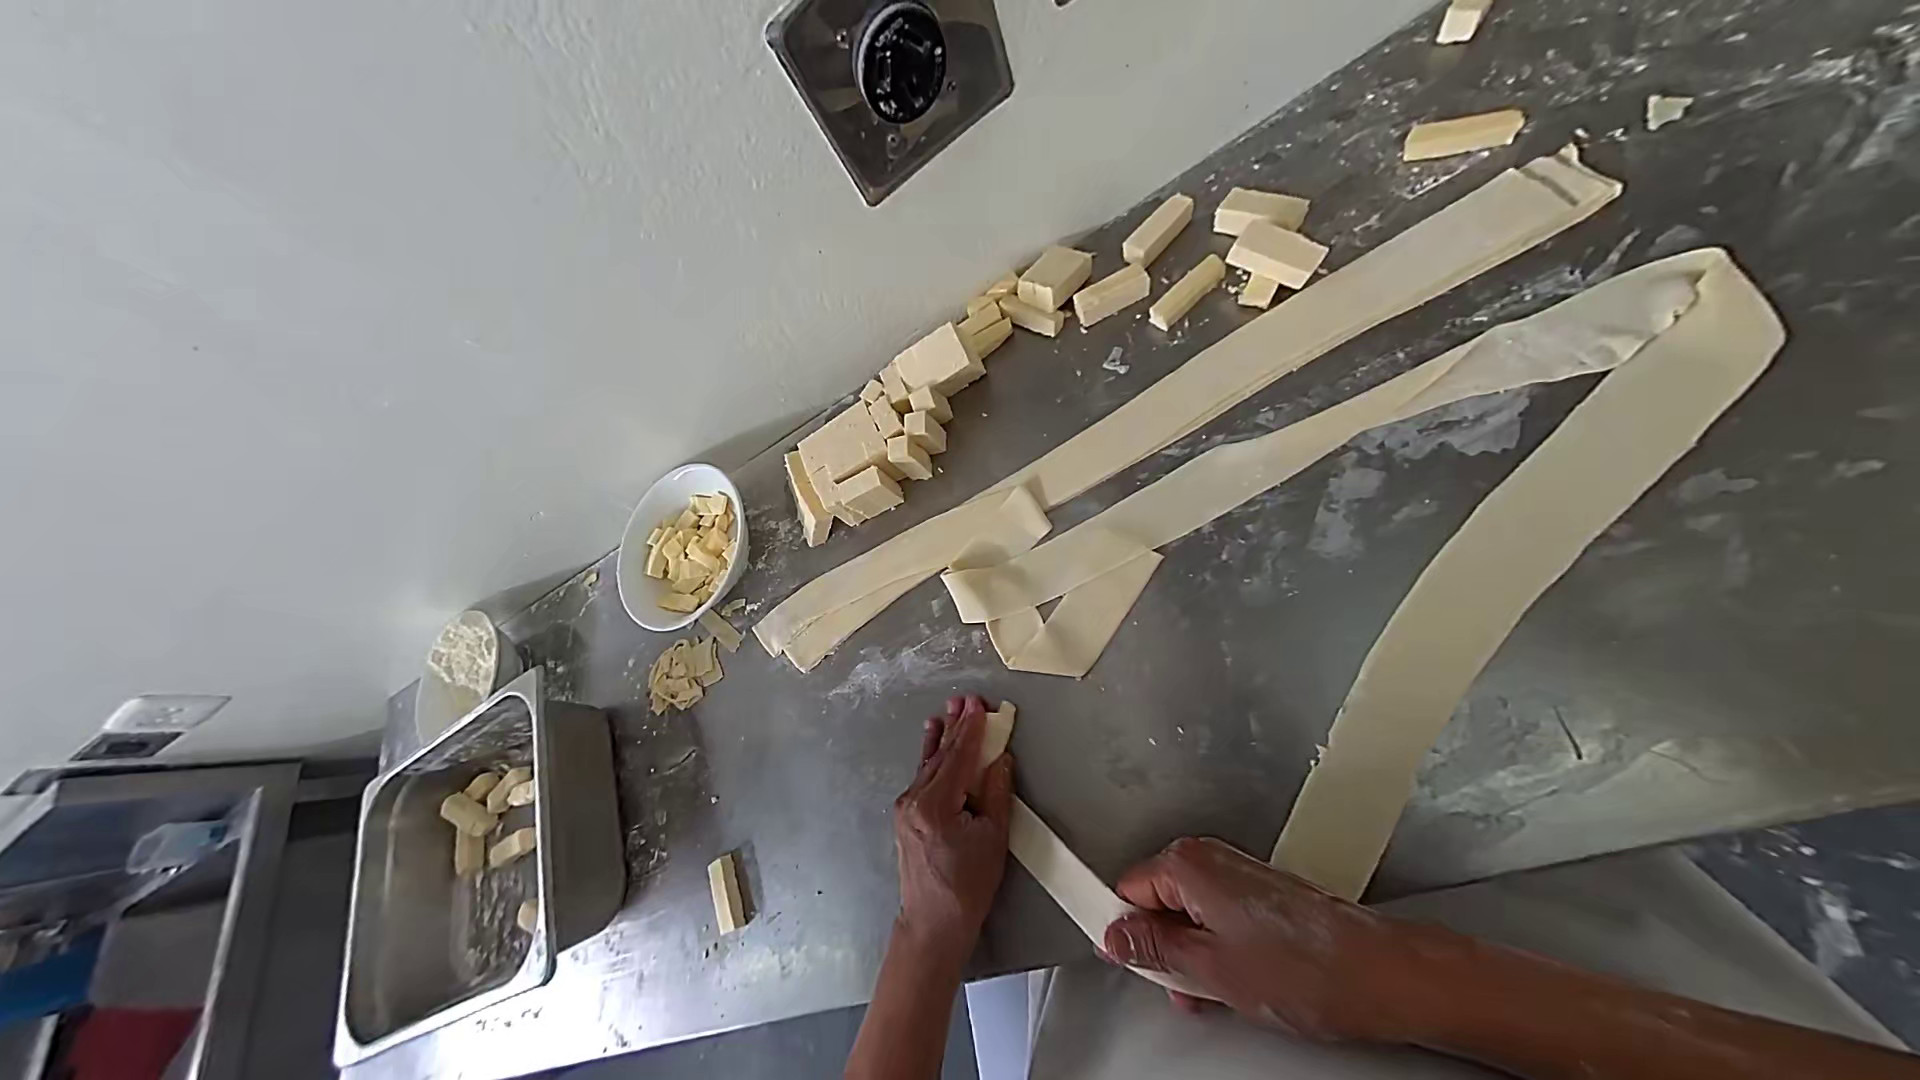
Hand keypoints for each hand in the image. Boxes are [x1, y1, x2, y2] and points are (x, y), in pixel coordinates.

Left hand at [891, 695, 1013, 962]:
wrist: (932, 924)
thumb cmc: (968, 886)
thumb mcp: (993, 839)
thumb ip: (996, 793)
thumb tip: (1000, 758)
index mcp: (936, 805)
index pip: (960, 757)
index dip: (973, 730)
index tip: (981, 705)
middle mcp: (914, 798)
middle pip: (943, 755)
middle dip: (958, 726)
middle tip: (970, 699)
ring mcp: (906, 805)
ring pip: (930, 762)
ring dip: (945, 735)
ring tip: (953, 709)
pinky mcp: (905, 812)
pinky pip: (922, 775)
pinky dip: (932, 755)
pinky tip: (933, 736)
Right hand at [1101, 837, 1427, 1043]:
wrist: (1382, 974)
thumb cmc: (1308, 967)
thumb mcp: (1210, 970)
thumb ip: (1153, 949)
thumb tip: (1118, 938)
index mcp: (1186, 864)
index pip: (1126, 889)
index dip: (1124, 929)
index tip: (1124, 958)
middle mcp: (1207, 856)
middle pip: (1155, 899)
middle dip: (1161, 946)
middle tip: (1181, 985)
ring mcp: (1233, 871)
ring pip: (1185, 911)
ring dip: (1190, 952)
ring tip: (1218, 989)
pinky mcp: (1254, 889)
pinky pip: (1213, 913)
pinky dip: (1215, 945)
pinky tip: (1237, 978)